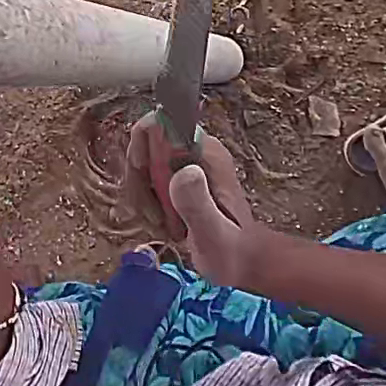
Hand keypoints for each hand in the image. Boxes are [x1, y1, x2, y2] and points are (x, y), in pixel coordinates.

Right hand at [123, 115, 262, 286]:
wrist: (244, 261)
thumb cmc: (232, 251)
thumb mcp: (213, 234)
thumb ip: (197, 204)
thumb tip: (182, 171)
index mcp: (206, 152)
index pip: (159, 123)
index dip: (142, 149)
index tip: (145, 184)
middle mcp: (197, 148)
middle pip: (146, 144)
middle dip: (141, 181)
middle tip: (154, 216)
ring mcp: (189, 160)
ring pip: (146, 162)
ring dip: (143, 195)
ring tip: (162, 224)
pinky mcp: (183, 174)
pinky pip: (151, 176)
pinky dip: (148, 201)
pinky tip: (163, 223)